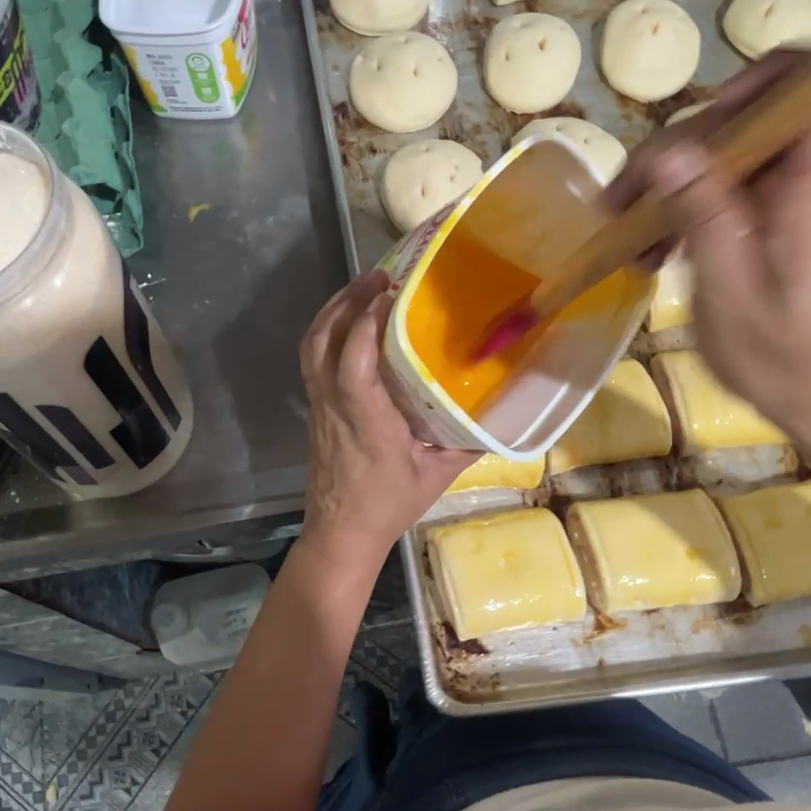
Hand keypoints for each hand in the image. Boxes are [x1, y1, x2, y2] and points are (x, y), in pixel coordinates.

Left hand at [299, 272, 479, 566]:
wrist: (341, 533)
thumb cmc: (389, 505)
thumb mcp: (437, 473)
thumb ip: (466, 439)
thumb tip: (499, 408)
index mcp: (365, 418)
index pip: (353, 359)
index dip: (365, 321)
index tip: (390, 290)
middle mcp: (334, 405)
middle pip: (323, 341)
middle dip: (347, 301)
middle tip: (379, 276)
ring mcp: (319, 407)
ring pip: (312, 347)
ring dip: (333, 312)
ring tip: (362, 290)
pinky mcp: (315, 412)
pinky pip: (312, 361)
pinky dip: (327, 333)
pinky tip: (349, 326)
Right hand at [607, 55, 810, 452]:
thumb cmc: (785, 357)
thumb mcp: (732, 296)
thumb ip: (706, 220)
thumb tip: (670, 155)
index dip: (771, 78)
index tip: (711, 120)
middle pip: (758, 110)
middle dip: (684, 143)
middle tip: (624, 199)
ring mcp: (799, 192)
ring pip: (735, 146)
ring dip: (673, 178)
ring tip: (629, 231)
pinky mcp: (782, 213)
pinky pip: (731, 182)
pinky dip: (687, 203)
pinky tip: (654, 249)